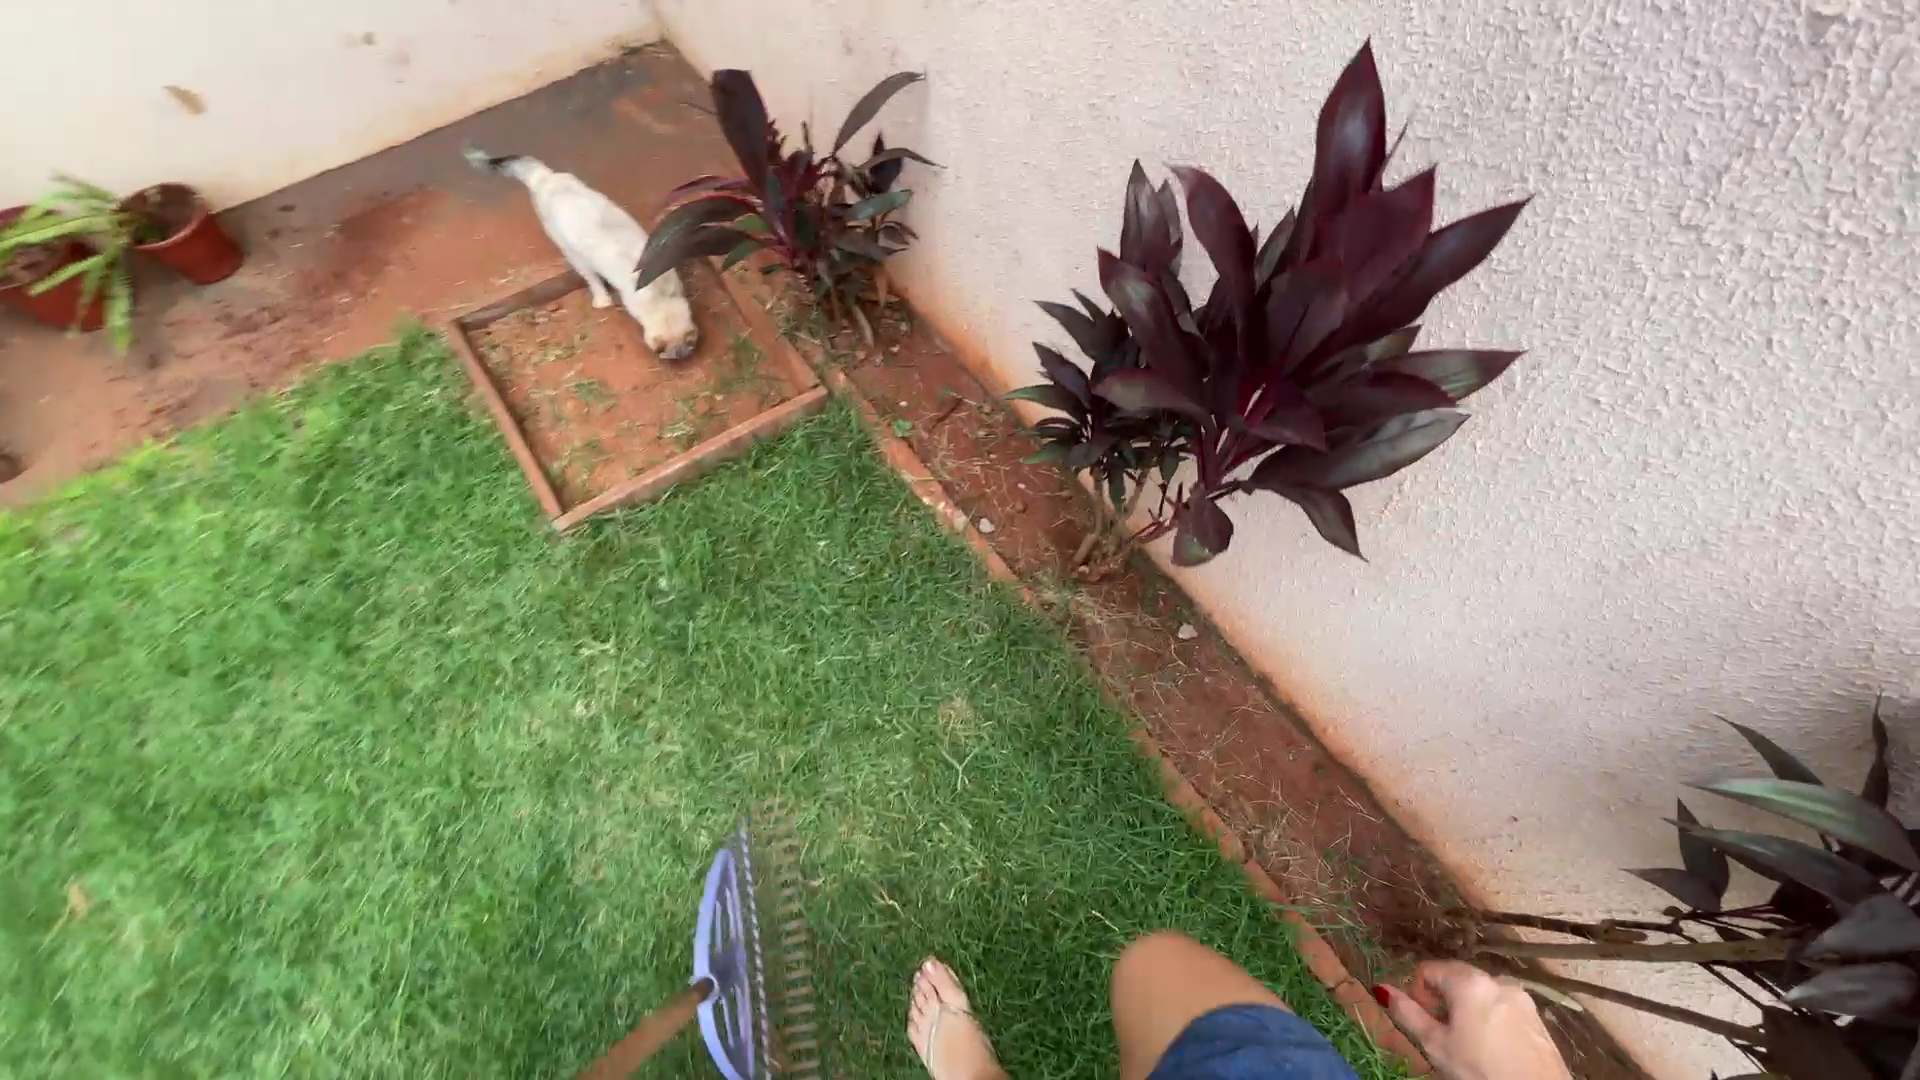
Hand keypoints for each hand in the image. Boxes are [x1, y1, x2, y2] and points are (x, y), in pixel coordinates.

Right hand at [1378, 962, 1571, 1079]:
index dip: (1418, 994)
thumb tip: (1380, 989)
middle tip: (1444, 1035)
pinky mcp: (1538, 1017)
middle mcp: (1496, 979)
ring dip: (1466, 1010)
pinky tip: (1493, 1048)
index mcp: (1468, 981)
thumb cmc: (1482, 1072)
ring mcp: (1521, 998)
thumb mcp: (1437, 1045)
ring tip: (1469, 1044)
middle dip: (1442, 1001)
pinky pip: (1502, 1006)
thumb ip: (1407, 1012)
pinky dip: (1490, 1018)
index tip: (1424, 1022)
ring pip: (1479, 993)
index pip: (1427, 970)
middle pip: (1454, 978)